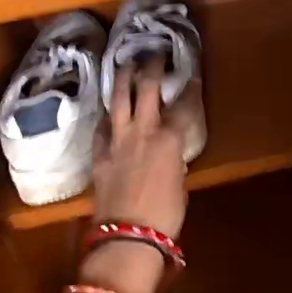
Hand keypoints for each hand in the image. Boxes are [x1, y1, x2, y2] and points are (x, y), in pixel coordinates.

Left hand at [90, 61, 187, 238]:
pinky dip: (106, 115)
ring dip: (123, 78)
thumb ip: (174, 159)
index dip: (190, 89)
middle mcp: (143, 130)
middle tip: (155, 55)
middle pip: (147, 88)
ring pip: (119, 98)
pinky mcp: (99, 153)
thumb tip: (169, 153)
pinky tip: (107, 111)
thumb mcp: (179, 183)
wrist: (127, 237)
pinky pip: (102, 126)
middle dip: (152, 68)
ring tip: (125, 64)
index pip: (184, 105)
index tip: (192, 75)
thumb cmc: (165, 215)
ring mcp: (117, 139)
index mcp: (169, 138)